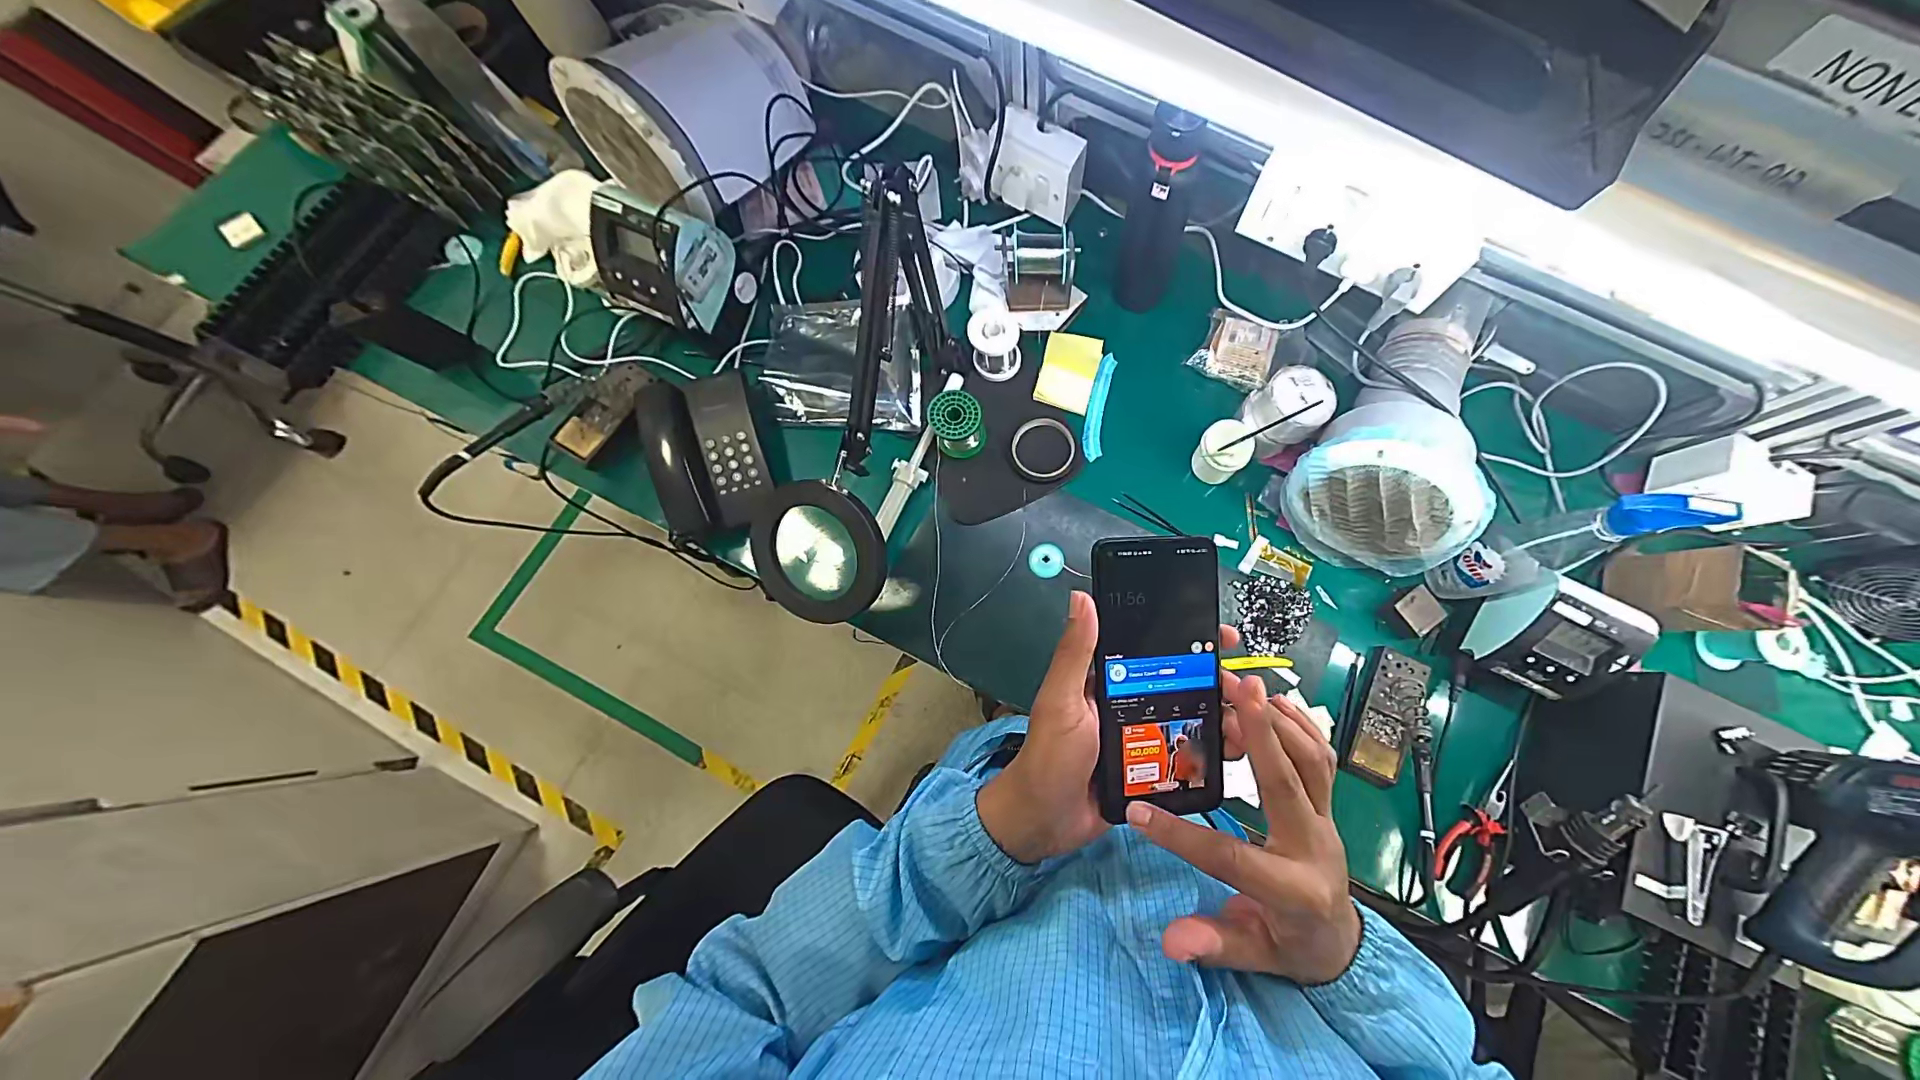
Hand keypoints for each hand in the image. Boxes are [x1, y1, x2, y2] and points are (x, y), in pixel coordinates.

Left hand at [977, 590, 1242, 863]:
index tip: (1220, 637)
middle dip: (1217, 684)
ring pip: (1193, 719)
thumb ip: (1074, 653)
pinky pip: (1189, 755)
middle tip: (1242, 690)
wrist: (1046, 821)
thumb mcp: (1061, 700)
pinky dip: (1212, 752)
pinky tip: (1235, 752)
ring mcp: (1144, 737)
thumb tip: (1082, 600)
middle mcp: (1129, 704)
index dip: (1187, 640)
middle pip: (1184, 685)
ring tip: (1245, 723)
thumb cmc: (1047, 757)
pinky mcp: (1153, 768)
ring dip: (1222, 718)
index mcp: (1107, 681)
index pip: (1153, 651)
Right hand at [1125, 674, 1361, 985]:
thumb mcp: (1252, 955)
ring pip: (1312, 761)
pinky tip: (1275, 702)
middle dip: (1260, 732)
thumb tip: (1171, 941)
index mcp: (1291, 888)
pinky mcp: (1327, 805)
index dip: (1180, 836)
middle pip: (1289, 782)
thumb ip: (1215, 943)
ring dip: (1277, 719)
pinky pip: (1322, 758)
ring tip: (1242, 687)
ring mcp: (1326, 820)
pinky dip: (1301, 724)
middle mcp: (1314, 845)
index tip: (1138, 813)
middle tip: (1234, 689)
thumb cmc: (1291, 946)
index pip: (1229, 856)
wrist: (1339, 943)